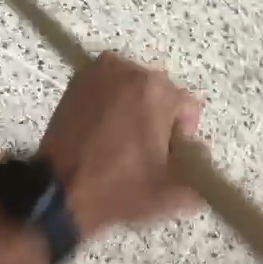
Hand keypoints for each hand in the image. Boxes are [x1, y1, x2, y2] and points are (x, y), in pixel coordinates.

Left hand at [37, 52, 204, 237]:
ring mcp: (98, 71)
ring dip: (135, 105)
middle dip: (160, 115)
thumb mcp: (171, 192)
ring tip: (125, 137)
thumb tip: (200, 160)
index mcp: (156, 92)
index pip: (187, 104)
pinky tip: (105, 126)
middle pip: (159, 91)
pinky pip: (106, 84)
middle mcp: (128, 70)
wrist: (62, 186)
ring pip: (132, 85)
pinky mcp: (77, 79)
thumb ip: (199, 177)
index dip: (185, 131)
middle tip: (149, 146)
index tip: (172, 152)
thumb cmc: (120, 186)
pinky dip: (111, 99)